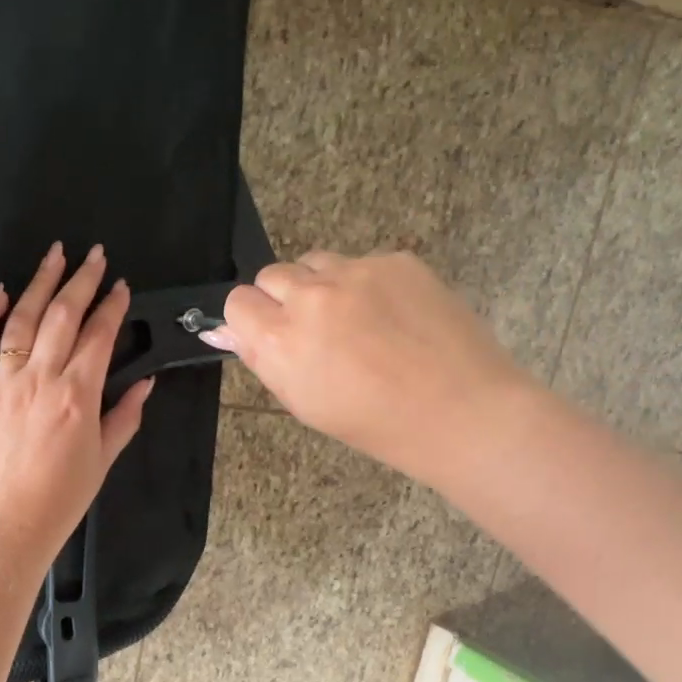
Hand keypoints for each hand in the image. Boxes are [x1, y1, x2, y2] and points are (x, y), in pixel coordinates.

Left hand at [0, 242, 153, 563]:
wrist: (9, 524)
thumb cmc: (62, 498)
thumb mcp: (103, 458)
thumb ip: (125, 416)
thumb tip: (145, 383)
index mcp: (78, 395)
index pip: (98, 335)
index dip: (112, 306)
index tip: (120, 286)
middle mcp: (41, 380)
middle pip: (61, 316)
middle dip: (81, 280)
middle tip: (94, 255)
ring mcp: (4, 385)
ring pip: (20, 321)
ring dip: (37, 284)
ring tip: (53, 256)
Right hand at [210, 251, 540, 484]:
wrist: (457, 409)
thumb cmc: (371, 421)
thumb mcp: (300, 401)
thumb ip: (260, 357)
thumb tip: (224, 332)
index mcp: (280, 339)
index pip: (238, 301)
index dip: (250, 319)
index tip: (268, 336)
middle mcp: (311, 297)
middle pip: (272, 275)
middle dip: (282, 299)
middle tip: (312, 331)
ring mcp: (356, 272)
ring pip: (315, 263)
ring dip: (320, 285)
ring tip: (351, 320)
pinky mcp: (396, 260)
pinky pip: (362, 263)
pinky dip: (365, 284)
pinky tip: (390, 317)